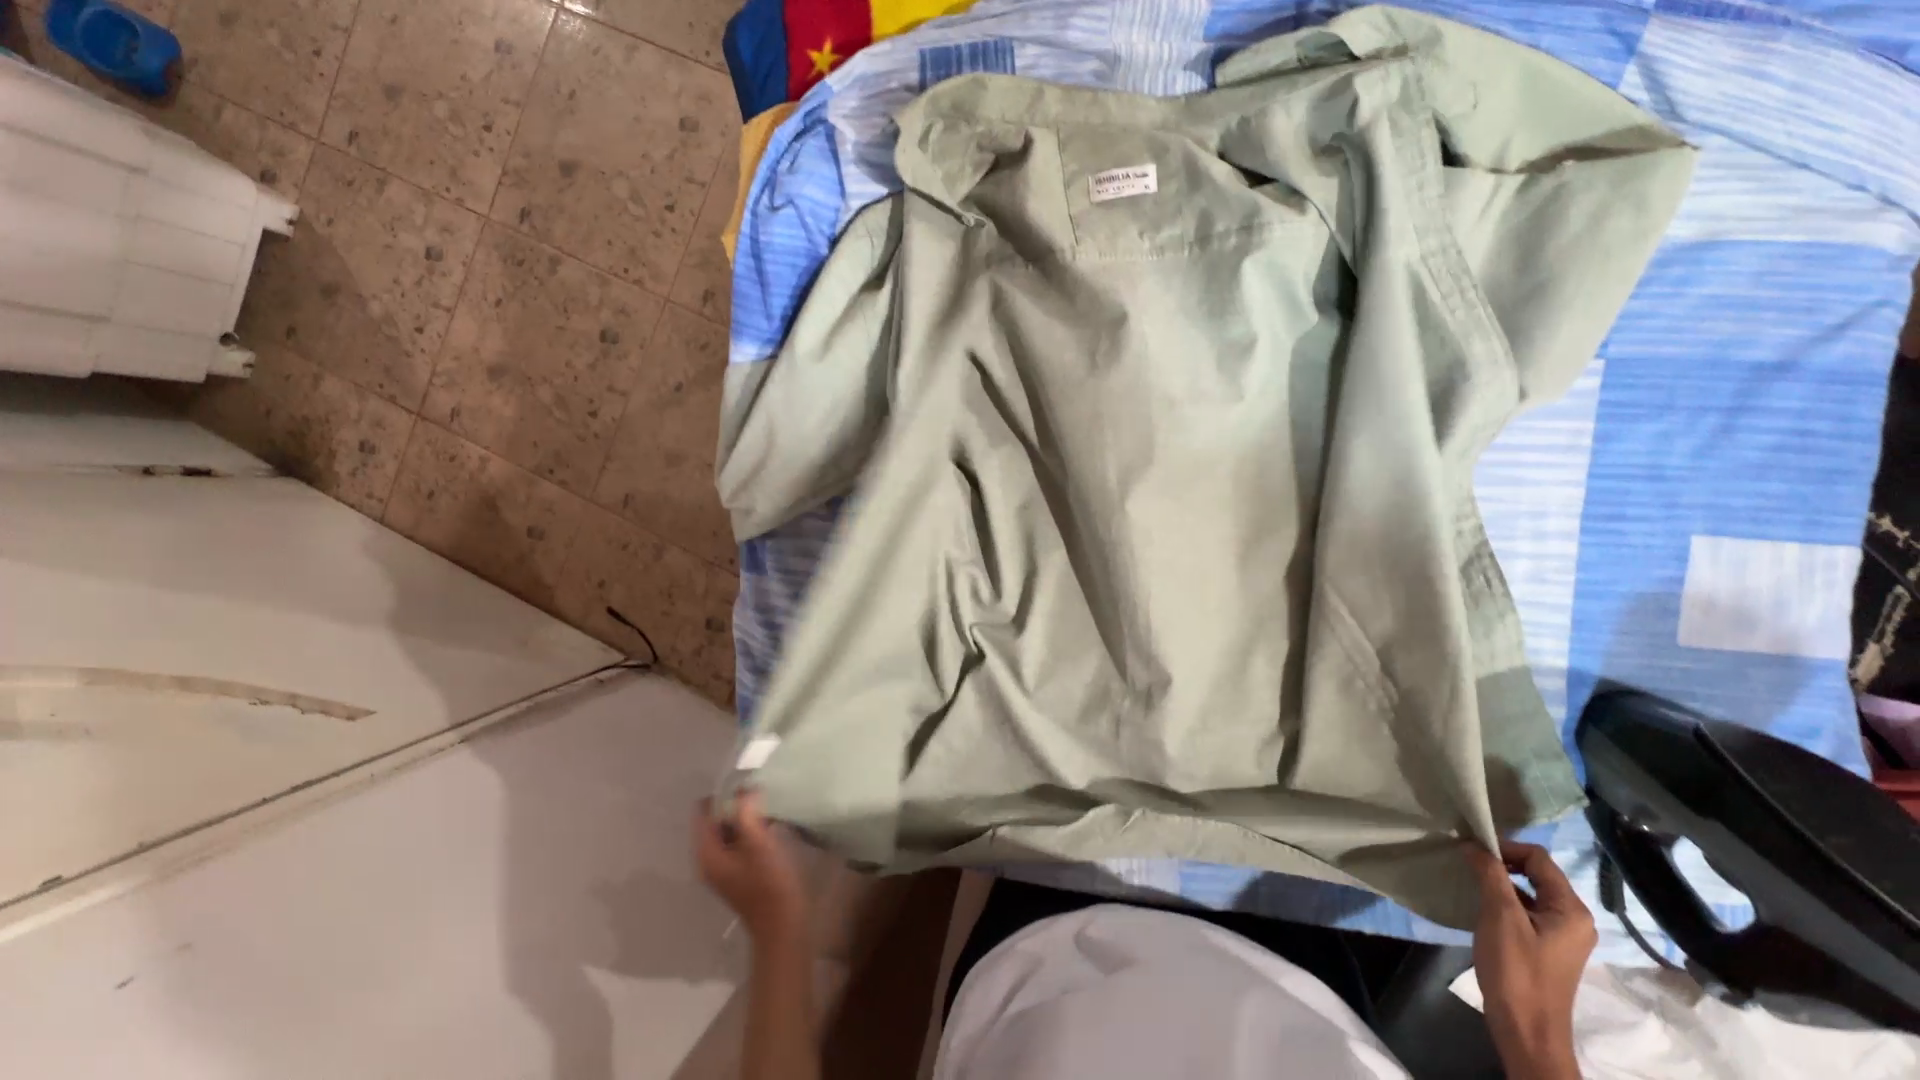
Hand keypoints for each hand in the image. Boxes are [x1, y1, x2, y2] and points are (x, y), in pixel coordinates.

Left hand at [693, 791, 808, 944]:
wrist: (783, 927)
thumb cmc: (770, 885)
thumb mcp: (758, 844)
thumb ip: (747, 813)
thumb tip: (745, 789)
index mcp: (707, 853)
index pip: (702, 810)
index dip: (723, 794)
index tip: (748, 786)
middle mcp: (709, 859)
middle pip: (716, 819)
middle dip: (736, 805)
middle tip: (762, 797)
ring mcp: (724, 868)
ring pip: (730, 830)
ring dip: (747, 818)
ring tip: (770, 809)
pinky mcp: (740, 873)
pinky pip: (740, 843)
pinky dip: (753, 832)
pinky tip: (773, 828)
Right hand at [1466, 840, 1595, 1079]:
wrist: (1526, 1030)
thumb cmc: (1515, 970)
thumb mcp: (1500, 917)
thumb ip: (1491, 874)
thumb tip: (1474, 845)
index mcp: (1571, 909)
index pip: (1539, 859)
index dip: (1505, 847)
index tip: (1470, 849)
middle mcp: (1575, 919)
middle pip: (1538, 874)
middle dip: (1503, 863)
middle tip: (1468, 863)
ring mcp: (1564, 936)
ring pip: (1531, 894)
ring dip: (1502, 884)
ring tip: (1471, 883)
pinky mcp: (1549, 949)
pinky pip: (1529, 913)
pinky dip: (1506, 903)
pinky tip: (1483, 909)